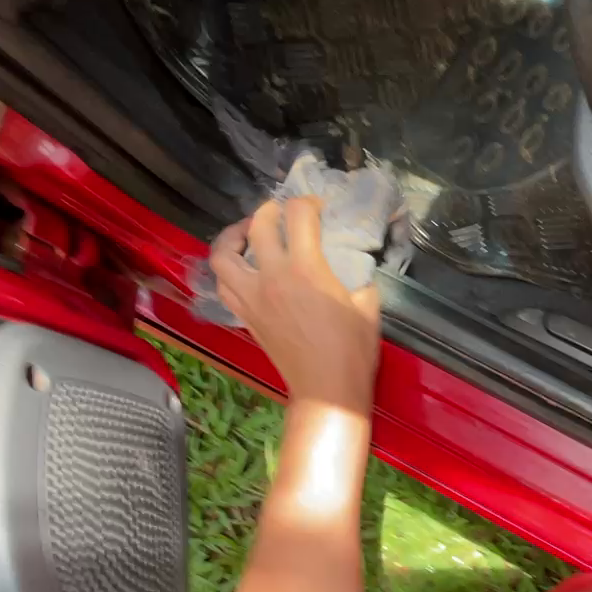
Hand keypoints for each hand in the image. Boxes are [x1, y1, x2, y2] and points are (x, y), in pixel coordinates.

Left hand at [209, 197, 382, 412]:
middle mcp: (272, 277)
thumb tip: (352, 262)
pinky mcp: (245, 316)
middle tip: (283, 212)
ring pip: (223, 254)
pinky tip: (243, 268)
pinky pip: (224, 284)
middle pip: (257, 225)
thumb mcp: (368, 304)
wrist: (328, 389)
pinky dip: (228, 269)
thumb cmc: (353, 350)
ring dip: (233, 237)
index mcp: (306, 269)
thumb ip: (357, 274)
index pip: (298, 215)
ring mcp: (252, 297)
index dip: (309, 202)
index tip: (320, 208)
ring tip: (247, 234)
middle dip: (270, 210)